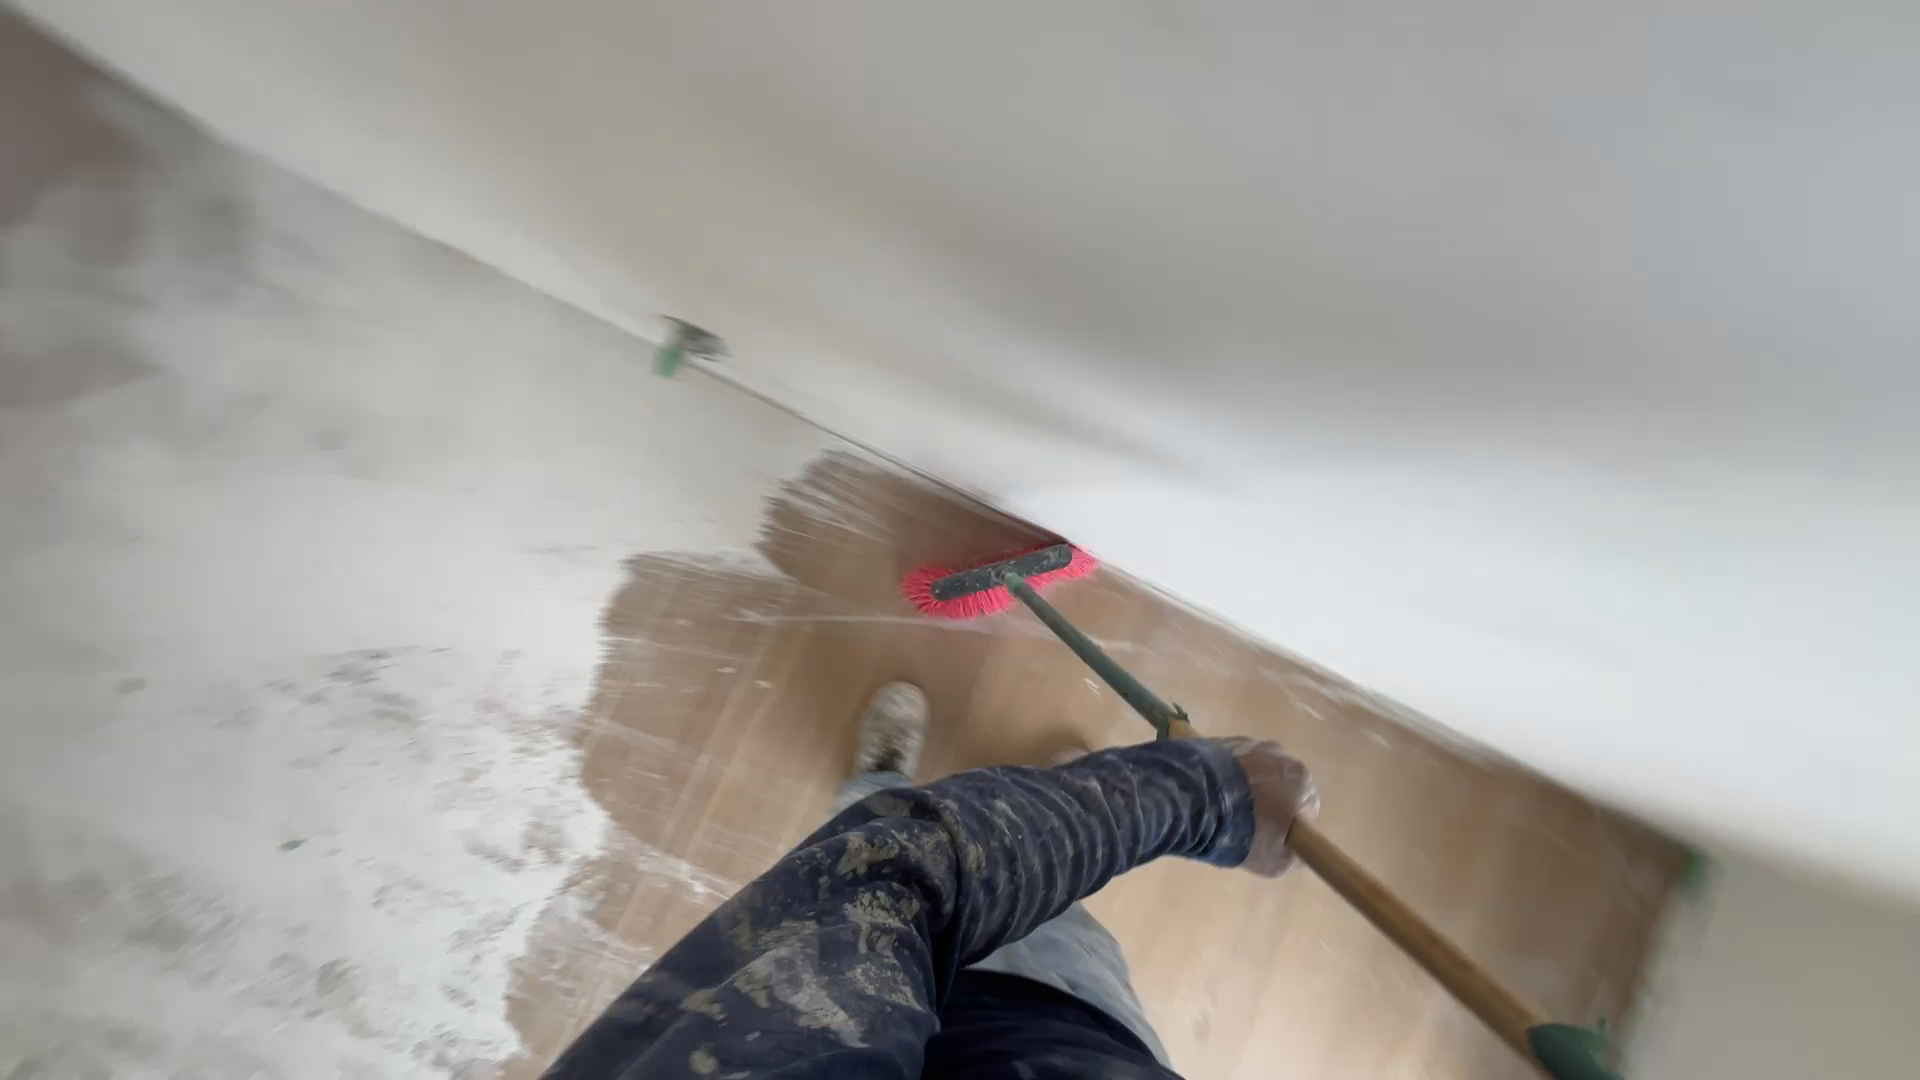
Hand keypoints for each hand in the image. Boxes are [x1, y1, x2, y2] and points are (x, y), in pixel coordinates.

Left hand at [1216, 736, 1318, 877]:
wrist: (1191, 801)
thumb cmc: (1243, 832)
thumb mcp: (1276, 862)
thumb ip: (1294, 854)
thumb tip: (1293, 848)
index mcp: (1299, 777)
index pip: (1305, 804)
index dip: (1290, 823)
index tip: (1272, 834)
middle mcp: (1276, 752)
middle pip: (1279, 781)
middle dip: (1267, 798)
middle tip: (1246, 820)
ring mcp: (1243, 743)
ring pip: (1252, 768)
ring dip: (1243, 783)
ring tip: (1223, 806)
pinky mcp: (1214, 740)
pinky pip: (1226, 761)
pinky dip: (1222, 773)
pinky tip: (1208, 792)